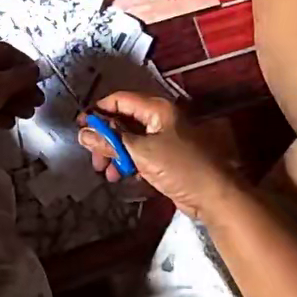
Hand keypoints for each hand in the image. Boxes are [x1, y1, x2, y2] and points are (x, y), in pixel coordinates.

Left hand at [0, 41, 42, 139]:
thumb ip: (21, 76)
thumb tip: (35, 69)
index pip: (4, 50)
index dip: (24, 63)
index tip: (39, 79)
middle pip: (0, 72)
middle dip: (21, 87)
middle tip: (37, 102)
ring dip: (13, 102)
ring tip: (26, 115)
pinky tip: (8, 123)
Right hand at [77, 92, 240, 220]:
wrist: (215, 197)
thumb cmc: (181, 167)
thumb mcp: (141, 153)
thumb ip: (110, 141)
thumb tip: (84, 133)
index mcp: (157, 109)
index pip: (120, 100)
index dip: (98, 111)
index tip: (81, 125)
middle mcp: (160, 119)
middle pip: (123, 120)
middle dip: (105, 137)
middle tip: (93, 155)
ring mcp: (164, 138)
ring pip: (130, 139)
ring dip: (114, 153)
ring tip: (105, 171)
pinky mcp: (166, 157)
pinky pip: (139, 153)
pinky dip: (127, 162)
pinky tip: (120, 175)